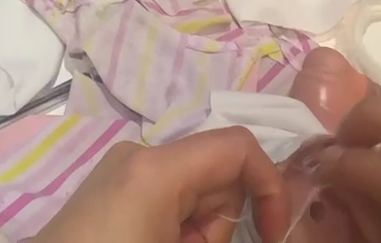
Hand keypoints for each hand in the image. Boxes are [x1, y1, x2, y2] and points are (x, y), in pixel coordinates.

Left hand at [32, 127, 289, 242]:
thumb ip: (223, 232)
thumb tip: (256, 225)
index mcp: (157, 166)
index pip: (237, 146)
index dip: (269, 185)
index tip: (274, 235)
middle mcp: (138, 154)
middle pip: (212, 172)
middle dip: (220, 222)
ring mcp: (118, 169)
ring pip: (189, 189)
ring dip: (196, 230)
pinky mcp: (106, 190)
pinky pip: (162, 198)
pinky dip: (173, 226)